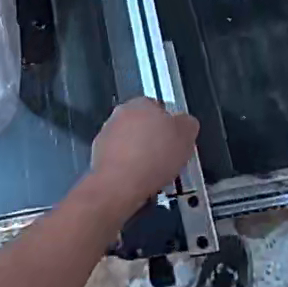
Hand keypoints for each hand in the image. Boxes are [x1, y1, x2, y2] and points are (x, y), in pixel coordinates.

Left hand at [87, 98, 197, 213]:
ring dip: (141, 151)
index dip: (171, 125)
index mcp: (142, 103)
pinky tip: (140, 176)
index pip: (160, 107)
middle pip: (144, 123)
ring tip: (155, 170)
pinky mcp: (99, 151)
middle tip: (168, 155)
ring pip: (130, 139)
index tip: (177, 139)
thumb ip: (188, 123)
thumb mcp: (186, 137)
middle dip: (155, 138)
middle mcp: (121, 113)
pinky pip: (119, 155)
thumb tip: (187, 123)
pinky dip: (129, 164)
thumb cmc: (150, 159)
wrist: (120, 184)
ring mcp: (108, 131)